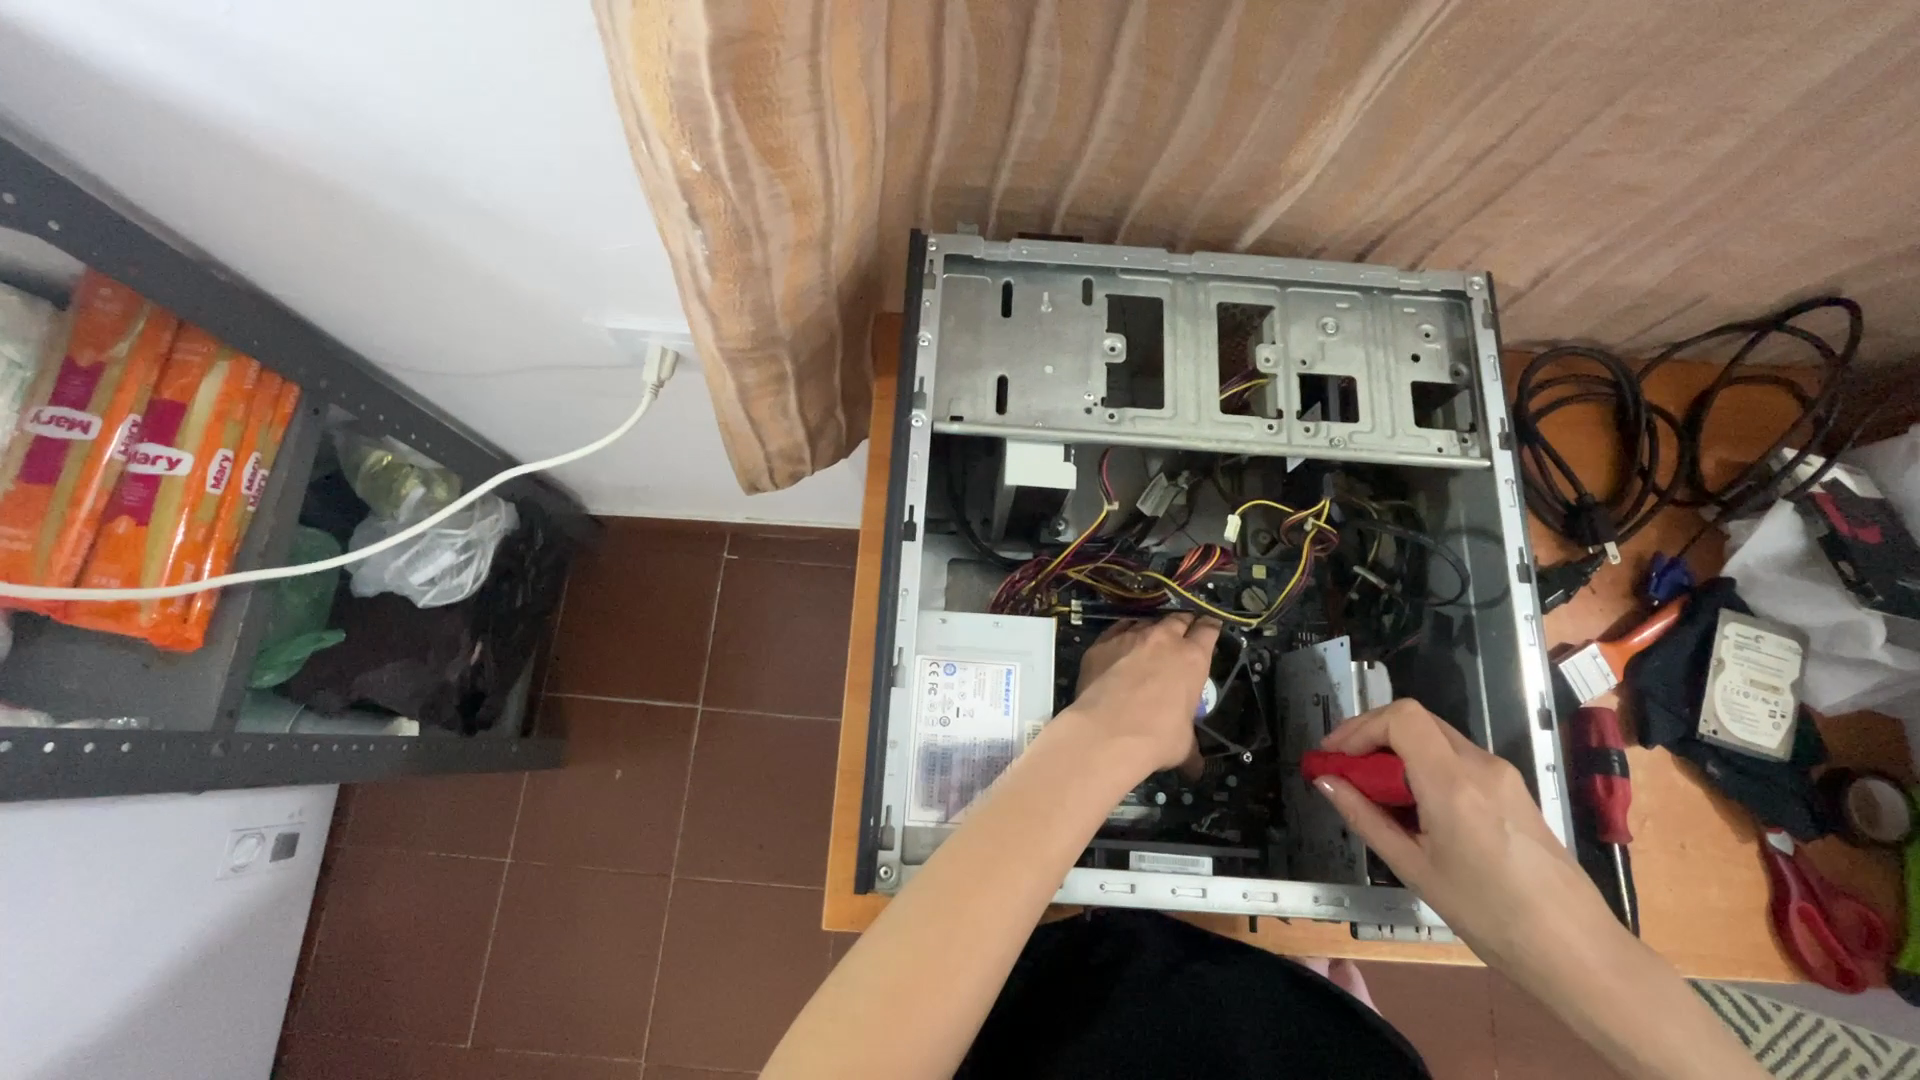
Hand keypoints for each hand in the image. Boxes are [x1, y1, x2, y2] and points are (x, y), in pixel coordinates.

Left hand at [1066, 614, 1219, 774]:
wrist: (1107, 731)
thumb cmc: (1156, 737)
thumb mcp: (1182, 745)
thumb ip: (1190, 749)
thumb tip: (1196, 770)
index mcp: (1192, 659)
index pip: (1208, 631)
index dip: (1210, 627)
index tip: (1210, 627)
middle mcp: (1163, 640)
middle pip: (1178, 619)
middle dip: (1183, 623)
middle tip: (1182, 631)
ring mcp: (1130, 637)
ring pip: (1146, 621)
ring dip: (1152, 628)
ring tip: (1151, 638)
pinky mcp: (1102, 643)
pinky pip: (1117, 628)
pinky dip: (1124, 632)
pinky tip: (1121, 642)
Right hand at [1314, 700, 1620, 978]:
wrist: (1576, 949)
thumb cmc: (1488, 914)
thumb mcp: (1413, 868)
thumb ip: (1365, 817)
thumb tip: (1325, 782)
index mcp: (1453, 782)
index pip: (1401, 717)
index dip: (1359, 728)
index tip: (1333, 757)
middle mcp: (1480, 766)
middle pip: (1415, 720)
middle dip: (1370, 737)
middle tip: (1342, 769)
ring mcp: (1502, 775)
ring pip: (1435, 738)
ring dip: (1395, 752)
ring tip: (1371, 792)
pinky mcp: (1513, 790)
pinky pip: (1457, 759)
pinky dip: (1422, 766)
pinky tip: (1412, 806)